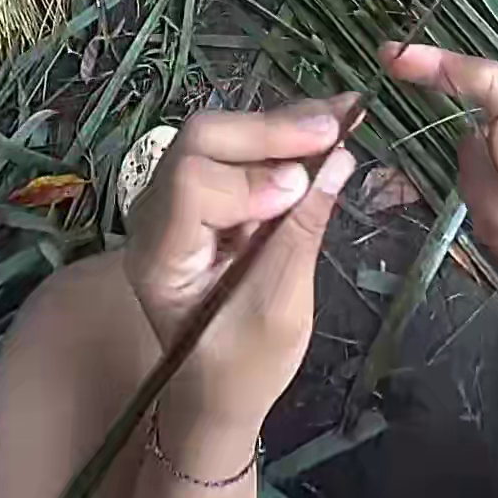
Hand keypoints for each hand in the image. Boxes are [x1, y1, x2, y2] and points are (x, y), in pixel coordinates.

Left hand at [123, 95, 358, 438]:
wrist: (219, 383)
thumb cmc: (243, 366)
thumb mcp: (279, 310)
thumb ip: (302, 231)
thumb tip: (339, 159)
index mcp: (160, 255)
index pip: (191, 185)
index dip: (248, 178)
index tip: (301, 186)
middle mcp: (156, 210)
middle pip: (202, 139)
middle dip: (271, 131)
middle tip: (333, 127)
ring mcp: (175, 190)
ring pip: (223, 130)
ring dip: (284, 123)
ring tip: (341, 114)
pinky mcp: (204, 181)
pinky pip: (239, 141)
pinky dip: (285, 132)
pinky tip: (325, 122)